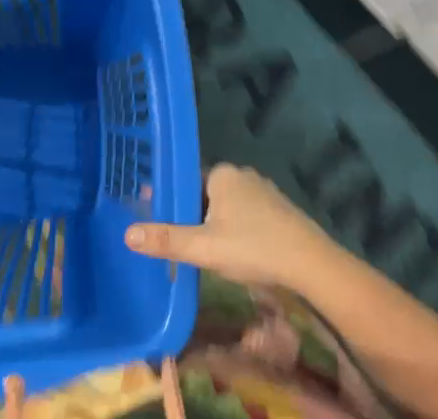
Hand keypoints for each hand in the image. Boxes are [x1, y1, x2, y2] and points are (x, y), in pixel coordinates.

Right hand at [124, 164, 334, 287]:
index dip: (171, 202)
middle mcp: (242, 174)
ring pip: (226, 207)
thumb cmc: (253, 248)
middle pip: (204, 195)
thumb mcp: (204, 247)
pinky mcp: (278, 210)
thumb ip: (166, 240)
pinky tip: (232, 253)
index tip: (158, 221)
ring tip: (202, 252)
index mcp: (222, 174)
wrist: (310, 263)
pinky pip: (245, 216)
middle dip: (192, 216)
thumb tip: (127, 234)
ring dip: (213, 225)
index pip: (186, 182)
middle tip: (179, 244)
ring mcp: (263, 191)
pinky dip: (234, 230)